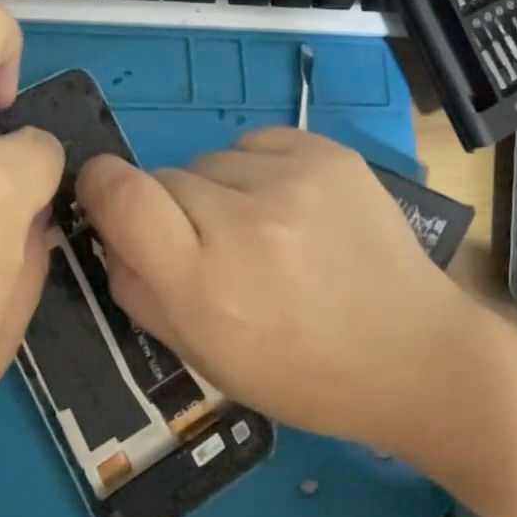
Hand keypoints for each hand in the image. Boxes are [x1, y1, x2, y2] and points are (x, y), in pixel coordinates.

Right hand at [75, 128, 474, 446]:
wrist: (415, 355)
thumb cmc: (299, 372)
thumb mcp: (199, 354)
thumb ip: (135, 288)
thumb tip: (107, 228)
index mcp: (203, 283)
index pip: (119, 193)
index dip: (100, 187)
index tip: (108, 201)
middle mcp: (243, 221)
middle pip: (162, 177)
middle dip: (171, 209)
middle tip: (213, 250)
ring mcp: (291, 179)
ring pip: (208, 160)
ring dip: (216, 190)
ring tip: (262, 232)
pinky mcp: (327, 153)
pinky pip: (253, 143)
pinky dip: (255, 171)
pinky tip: (288, 208)